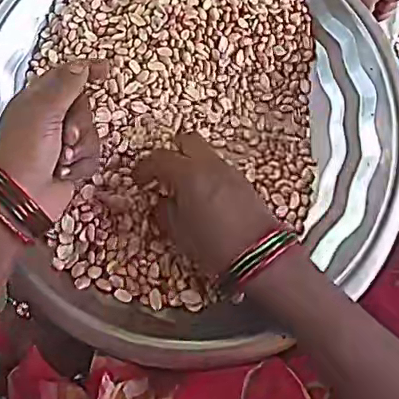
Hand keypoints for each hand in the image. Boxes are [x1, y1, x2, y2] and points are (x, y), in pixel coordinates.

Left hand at [0, 60, 105, 220]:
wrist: (20, 199)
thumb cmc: (24, 152)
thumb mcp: (43, 112)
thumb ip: (65, 86)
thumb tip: (81, 66)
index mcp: (35, 100)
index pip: (65, 76)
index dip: (85, 70)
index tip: (105, 70)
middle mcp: (48, 118)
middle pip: (83, 105)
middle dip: (79, 122)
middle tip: (67, 135)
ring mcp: (60, 142)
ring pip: (91, 131)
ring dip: (81, 146)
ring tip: (63, 158)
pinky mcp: (71, 164)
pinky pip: (92, 155)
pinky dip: (81, 164)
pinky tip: (65, 172)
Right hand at [135, 133, 280, 276]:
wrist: (260, 257)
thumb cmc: (212, 245)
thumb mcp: (179, 232)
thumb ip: (165, 211)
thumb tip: (161, 201)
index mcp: (187, 173)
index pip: (159, 158)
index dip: (144, 168)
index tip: (138, 180)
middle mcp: (209, 165)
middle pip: (186, 141)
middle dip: (171, 153)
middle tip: (162, 174)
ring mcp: (229, 171)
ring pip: (204, 154)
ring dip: (191, 164)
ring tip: (183, 189)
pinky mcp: (244, 182)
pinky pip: (218, 169)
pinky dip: (206, 175)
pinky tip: (204, 198)